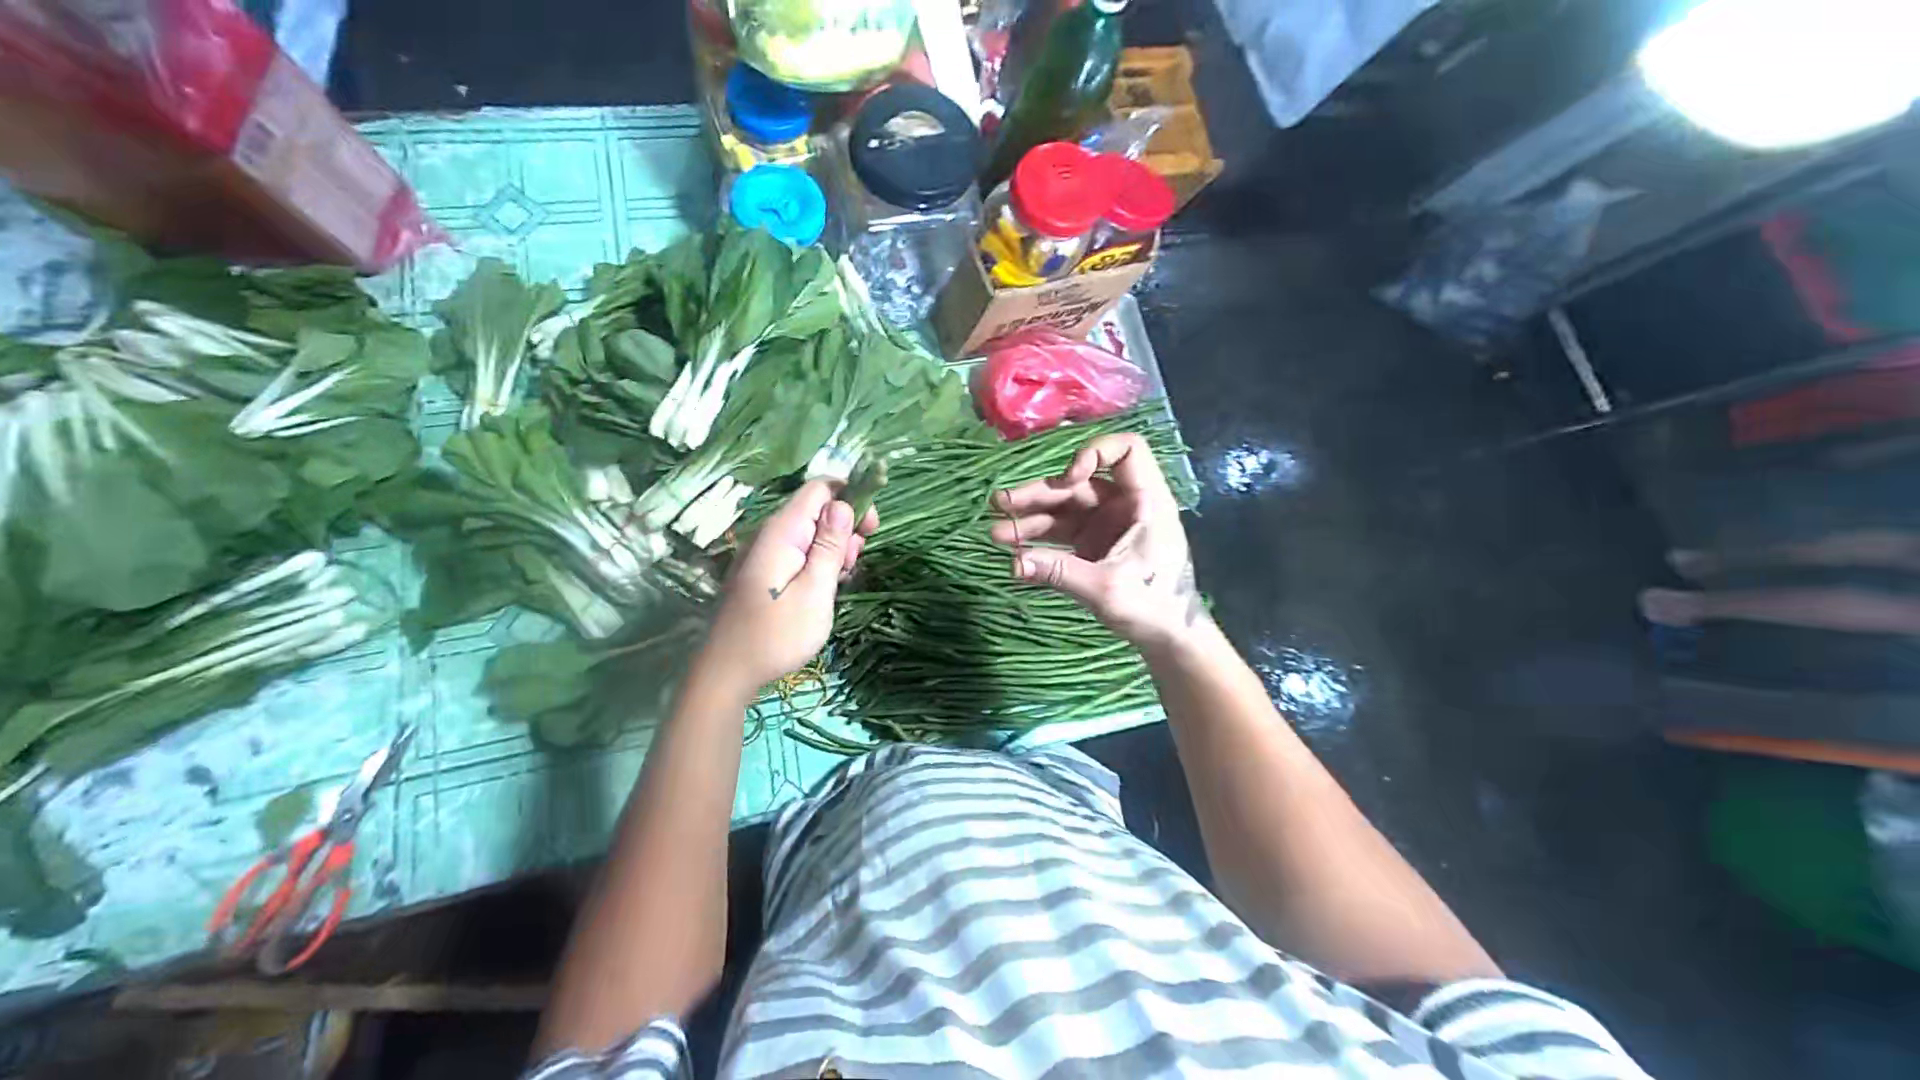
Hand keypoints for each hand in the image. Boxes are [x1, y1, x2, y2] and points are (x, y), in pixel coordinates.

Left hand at [702, 480, 876, 691]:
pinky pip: (799, 553)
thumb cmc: (777, 634)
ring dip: (833, 548)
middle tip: (854, 563)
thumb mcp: (815, 590)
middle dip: (845, 527)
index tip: (871, 527)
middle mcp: (770, 534)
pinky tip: (826, 588)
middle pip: (816, 509)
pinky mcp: (765, 573)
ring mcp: (765, 554)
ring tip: (841, 580)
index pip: (820, 488)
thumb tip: (842, 504)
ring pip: (810, 533)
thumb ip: (829, 545)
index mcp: (782, 532)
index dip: (850, 497)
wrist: (728, 672)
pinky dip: (818, 563)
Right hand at [990, 433, 1208, 654]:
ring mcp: (1107, 524)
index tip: (1069, 478)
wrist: (1169, 639)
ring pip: (1064, 508)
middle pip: (1079, 483)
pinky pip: (1062, 533)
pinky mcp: (1094, 545)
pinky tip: (1013, 550)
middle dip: (1040, 493)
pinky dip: (1039, 540)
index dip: (1095, 453)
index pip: (1127, 451)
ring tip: (996, 532)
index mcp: (1145, 502)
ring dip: (1031, 518)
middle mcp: (1125, 505)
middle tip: (1000, 504)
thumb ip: (1060, 572)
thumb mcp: (1107, 589)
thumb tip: (1013, 563)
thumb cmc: (1153, 607)